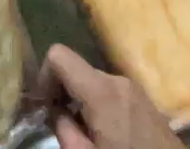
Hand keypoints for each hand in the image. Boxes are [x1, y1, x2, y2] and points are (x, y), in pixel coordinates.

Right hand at [39, 45, 183, 148]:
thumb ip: (63, 130)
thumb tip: (57, 112)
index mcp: (100, 90)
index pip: (58, 55)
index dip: (45, 77)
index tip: (46, 106)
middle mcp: (116, 79)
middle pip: (76, 69)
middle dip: (63, 92)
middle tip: (62, 124)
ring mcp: (134, 88)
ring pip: (92, 81)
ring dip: (81, 101)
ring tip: (85, 134)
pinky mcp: (145, 100)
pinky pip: (110, 91)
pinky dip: (98, 105)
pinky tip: (106, 134)